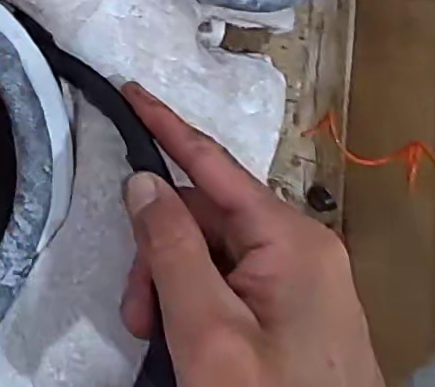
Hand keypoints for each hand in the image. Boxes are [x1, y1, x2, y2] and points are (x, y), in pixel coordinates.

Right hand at [118, 82, 381, 386]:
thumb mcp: (208, 335)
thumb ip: (171, 248)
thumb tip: (143, 180)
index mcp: (289, 236)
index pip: (212, 162)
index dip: (167, 124)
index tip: (132, 89)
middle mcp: (300, 245)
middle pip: (206, 218)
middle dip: (160, 252)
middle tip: (136, 314)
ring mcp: (302, 280)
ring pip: (214, 253)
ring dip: (174, 285)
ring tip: (154, 338)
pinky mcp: (297, 313)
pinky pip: (233, 282)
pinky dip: (198, 304)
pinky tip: (183, 345)